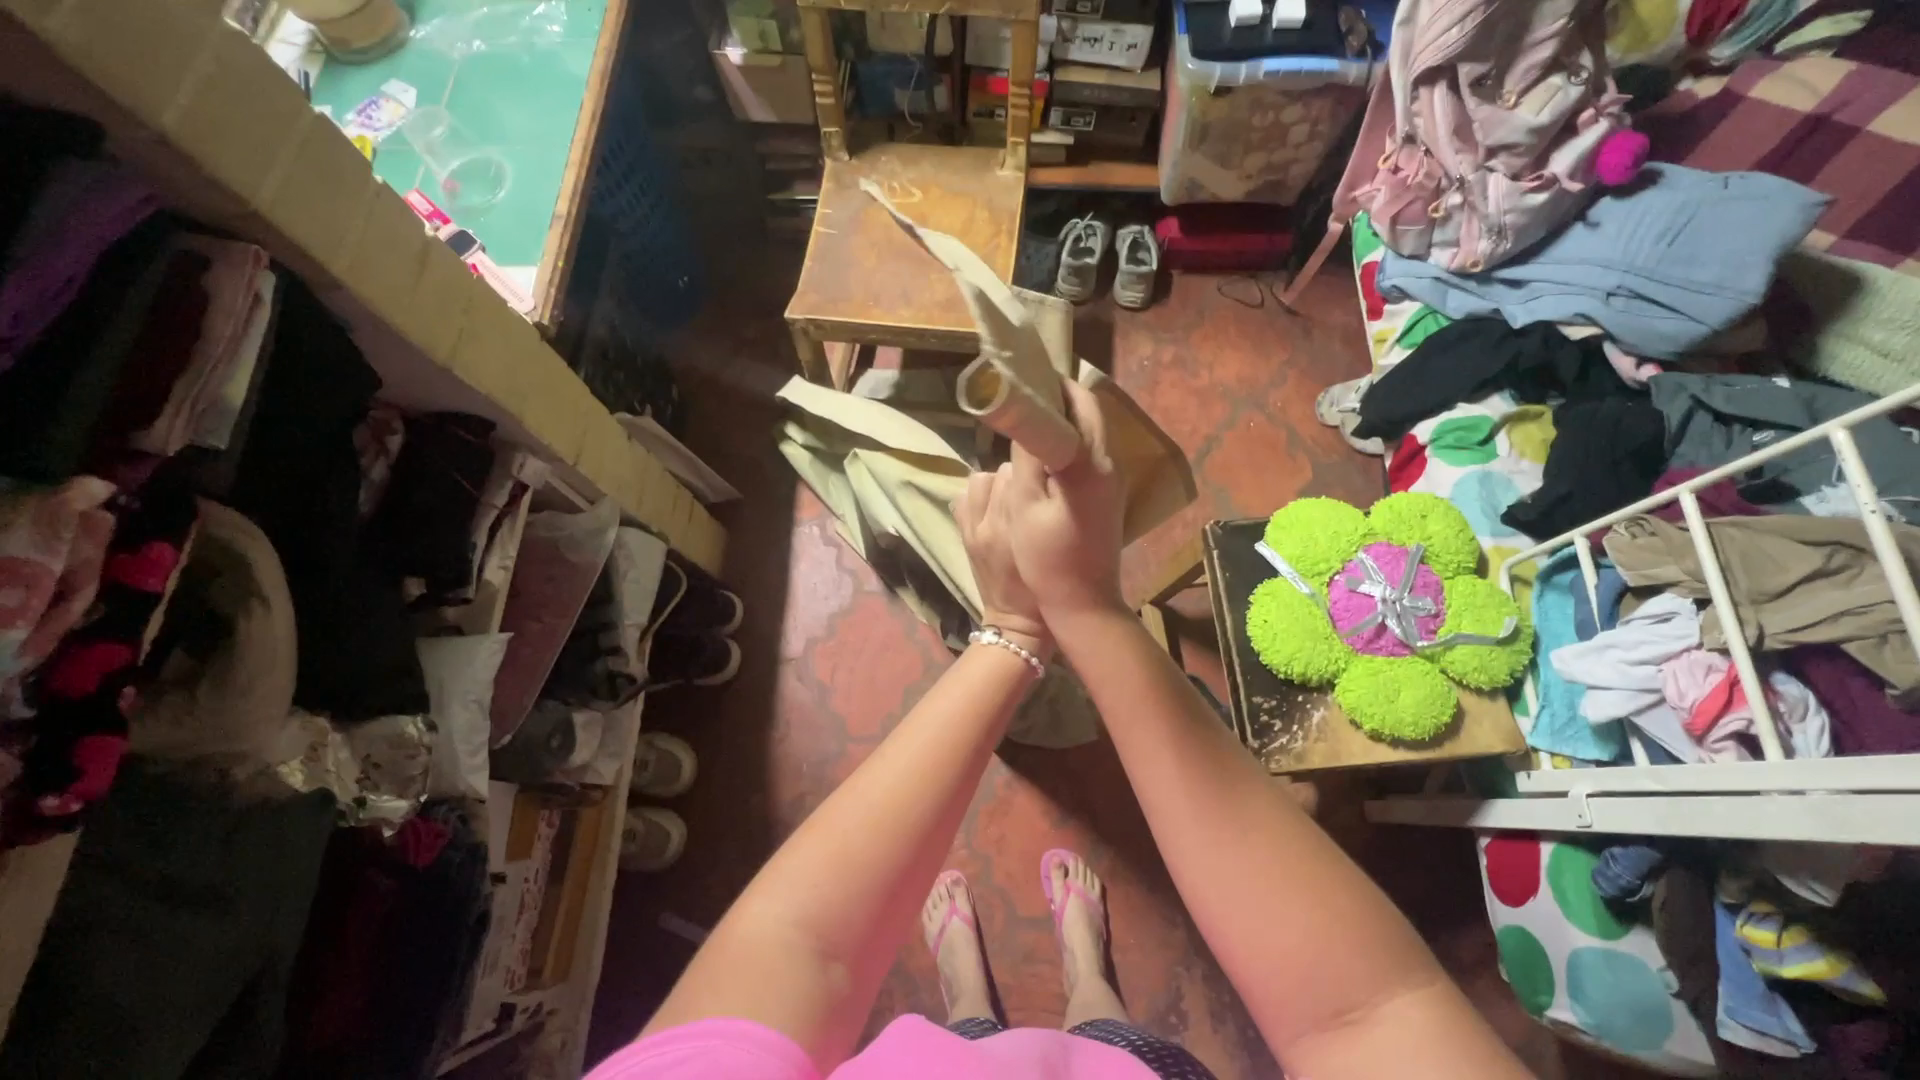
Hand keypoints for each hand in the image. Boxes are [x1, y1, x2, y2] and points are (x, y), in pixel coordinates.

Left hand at [956, 462, 1051, 657]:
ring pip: (980, 480)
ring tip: (1009, 497)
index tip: (1051, 474)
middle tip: (1034, 488)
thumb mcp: (1057, 546)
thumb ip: (1050, 510)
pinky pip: (963, 500)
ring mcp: (974, 528)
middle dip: (1019, 475)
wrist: (1016, 625)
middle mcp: (992, 519)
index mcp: (1019, 521)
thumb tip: (1050, 474)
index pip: (1024, 470)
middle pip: (1003, 472)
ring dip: (995, 483)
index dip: (1039, 467)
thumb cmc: (1049, 589)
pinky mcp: (964, 536)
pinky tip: (990, 508)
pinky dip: (976, 497)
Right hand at [999, 380, 1125, 621]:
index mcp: (1089, 463)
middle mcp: (1108, 463)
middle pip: (1087, 411)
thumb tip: (1025, 416)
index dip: (1049, 384)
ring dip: (1062, 417)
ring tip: (1025, 413)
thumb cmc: (1048, 559)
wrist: (1084, 603)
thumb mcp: (1026, 506)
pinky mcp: (1108, 493)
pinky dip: (1066, 438)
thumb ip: (1027, 457)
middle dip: (1056, 395)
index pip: (1076, 402)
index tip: (1021, 373)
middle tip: (1020, 390)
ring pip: (1089, 430)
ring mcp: (1112, 479)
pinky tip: (1041, 448)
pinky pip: (1088, 451)